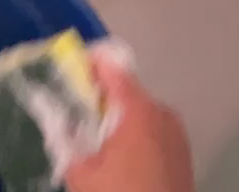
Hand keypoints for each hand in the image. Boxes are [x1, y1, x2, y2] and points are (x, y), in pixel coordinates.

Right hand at [66, 54, 193, 191]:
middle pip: (125, 90)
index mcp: (137, 108)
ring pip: (140, 111)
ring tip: (99, 142)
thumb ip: (65, 141)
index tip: (70, 68)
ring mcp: (176, 132)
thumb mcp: (82, 175)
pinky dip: (137, 135)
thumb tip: (53, 121)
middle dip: (101, 98)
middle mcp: (160, 111)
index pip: (110, 67)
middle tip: (78, 113)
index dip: (89, 63)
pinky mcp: (184, 153)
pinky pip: (153, 130)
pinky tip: (123, 158)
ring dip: (120, 118)